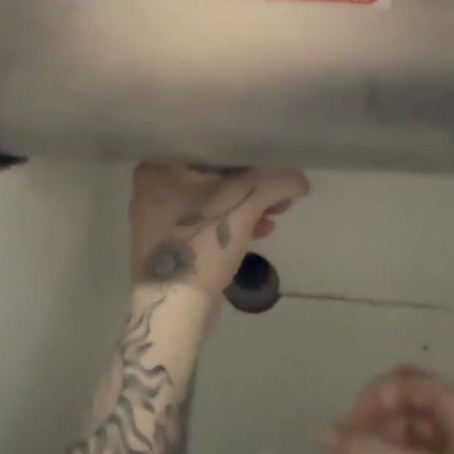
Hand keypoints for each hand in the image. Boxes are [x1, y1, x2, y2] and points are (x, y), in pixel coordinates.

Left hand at [129, 159, 308, 302]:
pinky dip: (232, 221)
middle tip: (281, 189)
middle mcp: (152, 186)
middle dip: (252, 183)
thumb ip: (276, 183)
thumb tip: (302, 180)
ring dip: (246, 203)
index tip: (274, 159)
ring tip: (279, 210)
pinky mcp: (168, 242)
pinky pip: (205, 220)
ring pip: (211, 198)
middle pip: (213, 174)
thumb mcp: (245, 204)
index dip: (247, 152)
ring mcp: (158, 216)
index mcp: (159, 167)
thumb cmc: (202, 243)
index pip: (210, 146)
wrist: (173, 308)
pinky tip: (262, 228)